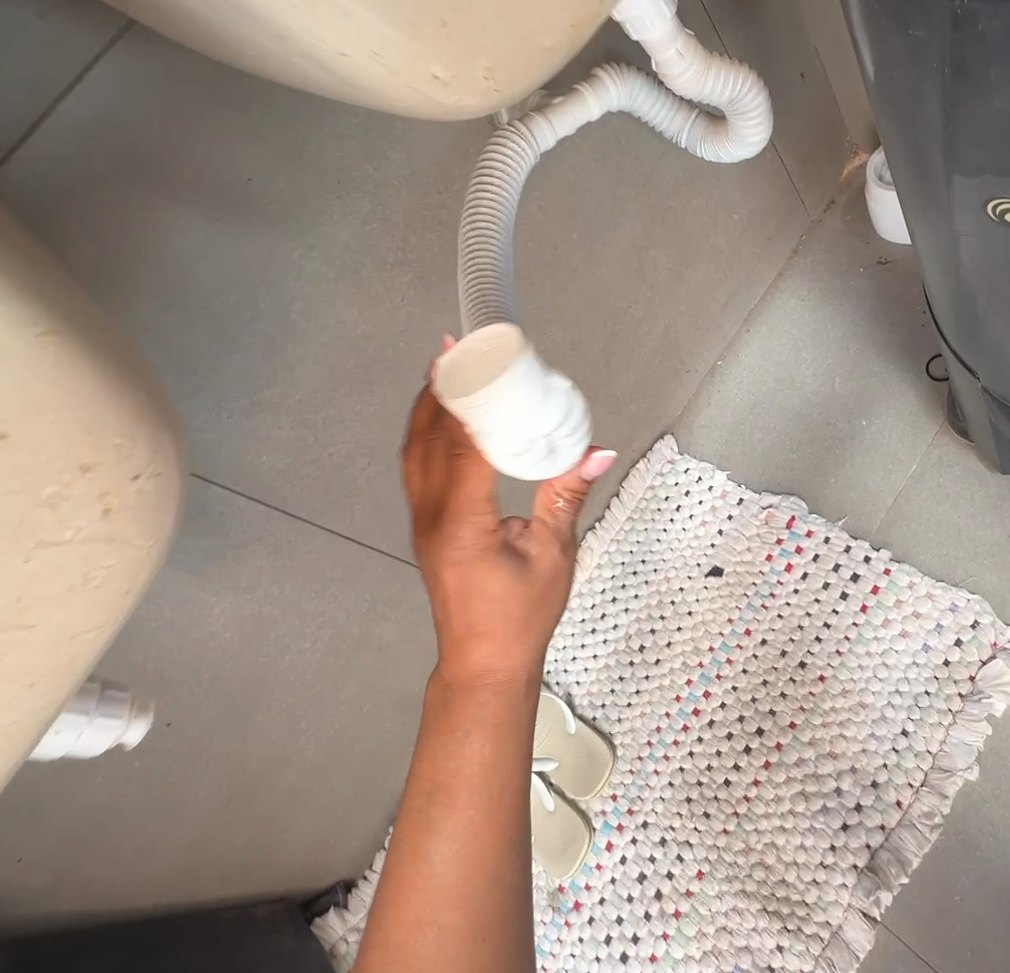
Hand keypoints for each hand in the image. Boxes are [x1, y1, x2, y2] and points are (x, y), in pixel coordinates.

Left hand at [403, 356, 615, 687]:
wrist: (485, 662)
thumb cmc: (520, 615)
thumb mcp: (554, 554)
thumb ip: (567, 496)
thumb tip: (596, 450)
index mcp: (464, 524)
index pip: (461, 447)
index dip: (465, 398)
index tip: (472, 360)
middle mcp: (432, 518)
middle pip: (426, 439)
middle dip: (438, 390)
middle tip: (453, 348)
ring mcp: (422, 523)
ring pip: (413, 452)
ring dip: (426, 408)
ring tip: (442, 370)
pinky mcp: (425, 527)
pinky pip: (416, 468)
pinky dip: (424, 434)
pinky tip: (439, 418)